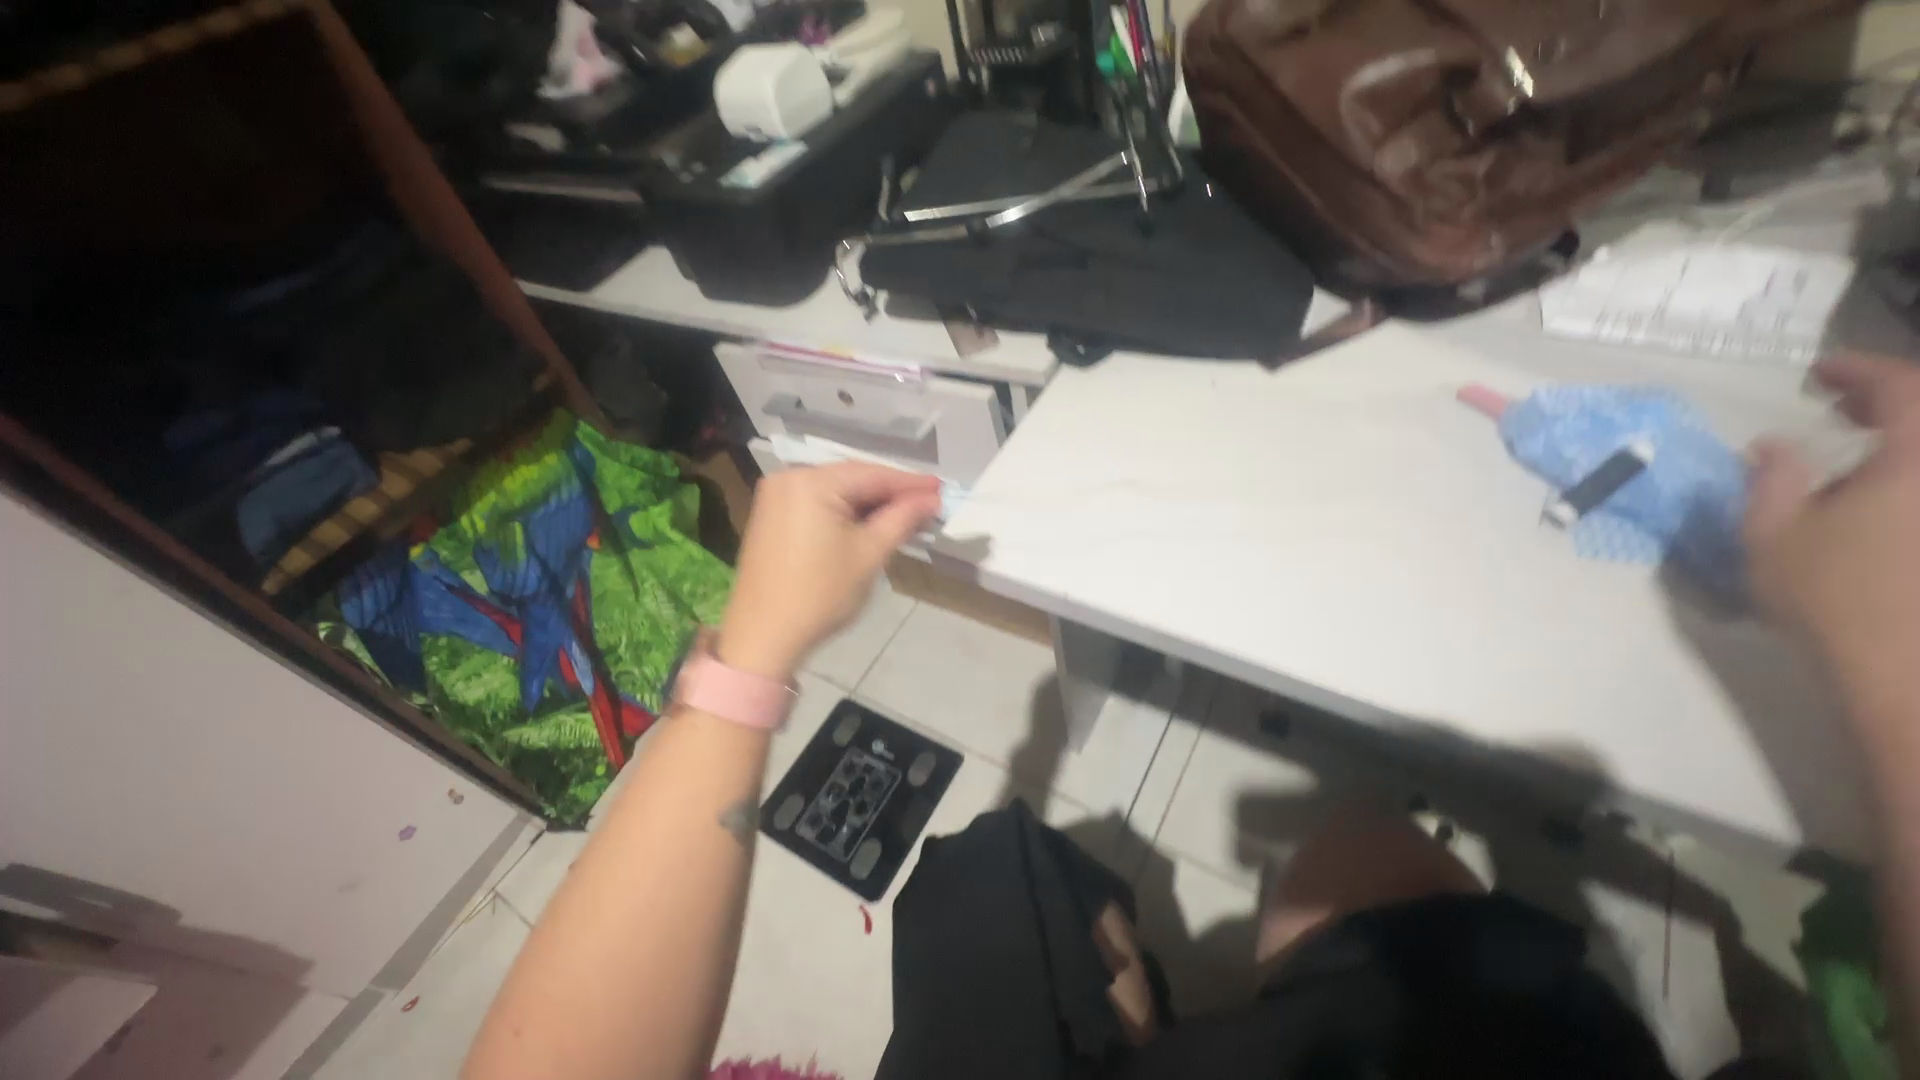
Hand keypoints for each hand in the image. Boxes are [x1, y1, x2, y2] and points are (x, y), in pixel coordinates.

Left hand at [716, 463, 942, 680]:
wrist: (763, 637)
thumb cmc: (820, 594)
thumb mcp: (869, 554)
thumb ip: (902, 519)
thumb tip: (931, 499)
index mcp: (810, 482)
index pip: (872, 475)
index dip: (910, 483)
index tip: (941, 488)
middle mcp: (788, 478)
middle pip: (852, 480)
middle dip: (890, 493)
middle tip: (928, 502)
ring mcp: (775, 497)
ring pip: (835, 492)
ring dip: (869, 504)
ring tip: (906, 514)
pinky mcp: (771, 517)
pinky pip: (817, 505)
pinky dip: (844, 513)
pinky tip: (869, 523)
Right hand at [1745, 353, 1919, 710]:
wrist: (1904, 669)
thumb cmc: (1829, 595)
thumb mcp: (1771, 533)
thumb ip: (1771, 478)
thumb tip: (1771, 444)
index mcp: (1913, 461)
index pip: (1902, 388)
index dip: (1861, 370)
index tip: (1818, 372)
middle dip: (1889, 398)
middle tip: (1839, 404)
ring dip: (1901, 440)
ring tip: (1862, 446)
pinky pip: (1919, 486)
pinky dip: (1903, 475)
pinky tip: (1880, 493)